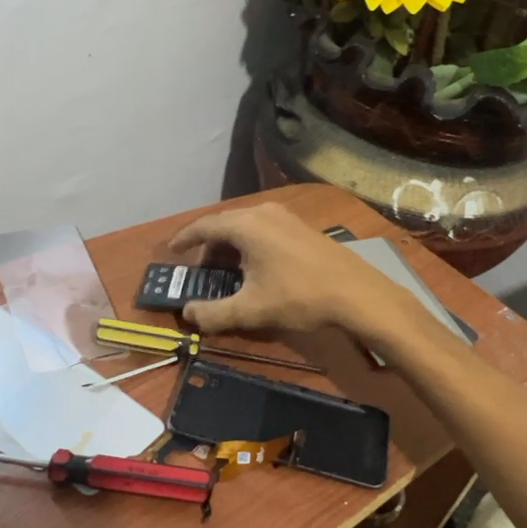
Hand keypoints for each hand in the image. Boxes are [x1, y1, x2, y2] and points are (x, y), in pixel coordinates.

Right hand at [166, 203, 405, 335]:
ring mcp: (285, 217)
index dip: (184, 239)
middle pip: (224, 225)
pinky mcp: (300, 228)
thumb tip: (188, 315)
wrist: (356, 293)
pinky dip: (249, 247)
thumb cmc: (299, 297)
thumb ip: (213, 313)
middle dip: (208, 248)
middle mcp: (263, 212)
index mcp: (246, 225)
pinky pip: (263, 231)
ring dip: (230, 249)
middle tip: (199, 272)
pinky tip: (254, 270)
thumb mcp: (250, 310)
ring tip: (226, 274)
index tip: (171, 250)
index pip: (204, 226)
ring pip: (245, 228)